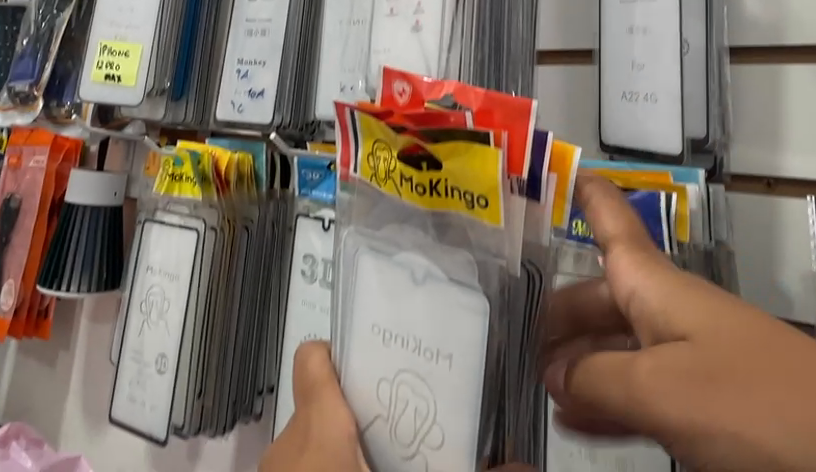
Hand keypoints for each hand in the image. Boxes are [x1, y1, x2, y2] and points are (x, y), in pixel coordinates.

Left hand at [262, 340, 535, 471]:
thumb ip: (463, 471)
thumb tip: (524, 465)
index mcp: (319, 427)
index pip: (314, 359)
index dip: (341, 354)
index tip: (379, 364)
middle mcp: (291, 444)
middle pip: (323, 405)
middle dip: (365, 415)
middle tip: (412, 426)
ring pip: (313, 447)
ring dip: (348, 454)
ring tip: (395, 462)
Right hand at [543, 176, 815, 471]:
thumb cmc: (758, 404)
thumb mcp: (663, 391)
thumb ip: (597, 379)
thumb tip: (554, 374)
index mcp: (656, 288)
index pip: (611, 224)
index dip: (586, 196)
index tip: (562, 170)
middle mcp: (669, 313)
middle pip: (600, 299)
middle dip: (556, 316)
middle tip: (510, 345)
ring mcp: (693, 361)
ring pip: (619, 350)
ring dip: (578, 365)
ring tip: (532, 388)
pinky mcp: (713, 407)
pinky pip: (645, 393)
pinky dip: (610, 403)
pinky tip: (579, 424)